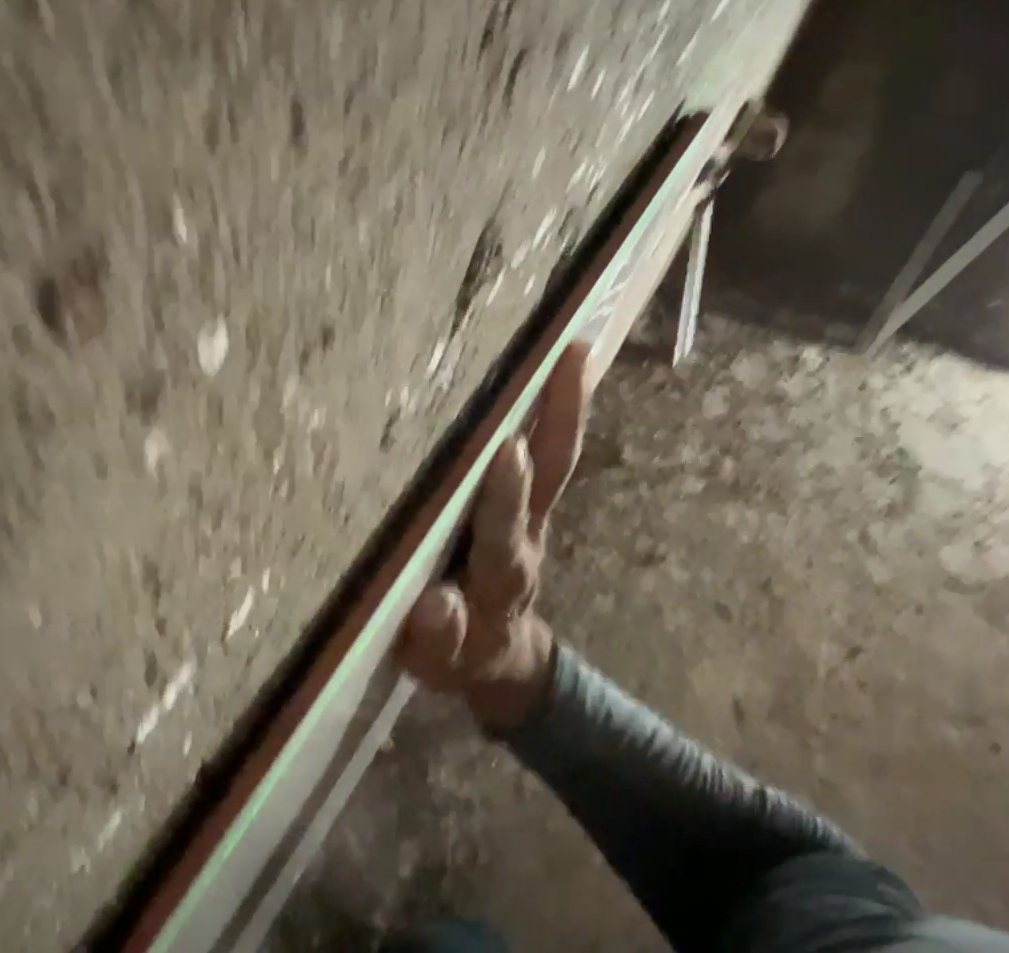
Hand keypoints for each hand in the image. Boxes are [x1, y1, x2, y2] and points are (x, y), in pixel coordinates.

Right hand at [396, 342, 592, 729]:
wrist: (497, 657)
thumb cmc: (459, 655)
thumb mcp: (438, 663)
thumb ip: (436, 638)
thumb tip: (434, 604)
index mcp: (499, 576)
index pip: (503, 532)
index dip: (505, 496)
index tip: (507, 450)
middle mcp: (524, 537)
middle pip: (553, 474)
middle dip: (562, 419)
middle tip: (572, 358)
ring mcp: (531, 518)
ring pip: (557, 456)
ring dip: (568, 404)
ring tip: (574, 345)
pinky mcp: (527, 506)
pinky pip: (547, 452)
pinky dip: (555, 410)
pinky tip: (552, 366)